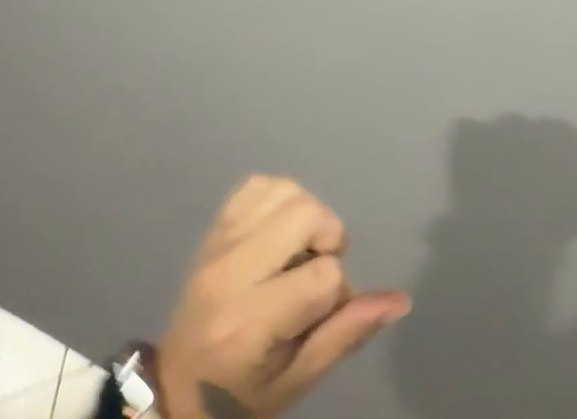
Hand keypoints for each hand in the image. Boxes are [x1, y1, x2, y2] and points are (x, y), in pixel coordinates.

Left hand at [156, 175, 410, 418]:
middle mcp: (229, 273)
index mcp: (250, 321)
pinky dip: (279, 199)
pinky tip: (280, 231)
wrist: (176, 384)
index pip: (323, 275)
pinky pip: (256, 185)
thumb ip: (346, 334)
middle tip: (316, 269)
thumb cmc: (243, 390)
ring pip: (284, 190)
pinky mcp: (212, 230)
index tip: (320, 314)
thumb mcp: (297, 379)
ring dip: (306, 215)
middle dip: (328, 237)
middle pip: (304, 214)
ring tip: (299, 249)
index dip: (337, 292)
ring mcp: (217, 245)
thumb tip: (400, 300)